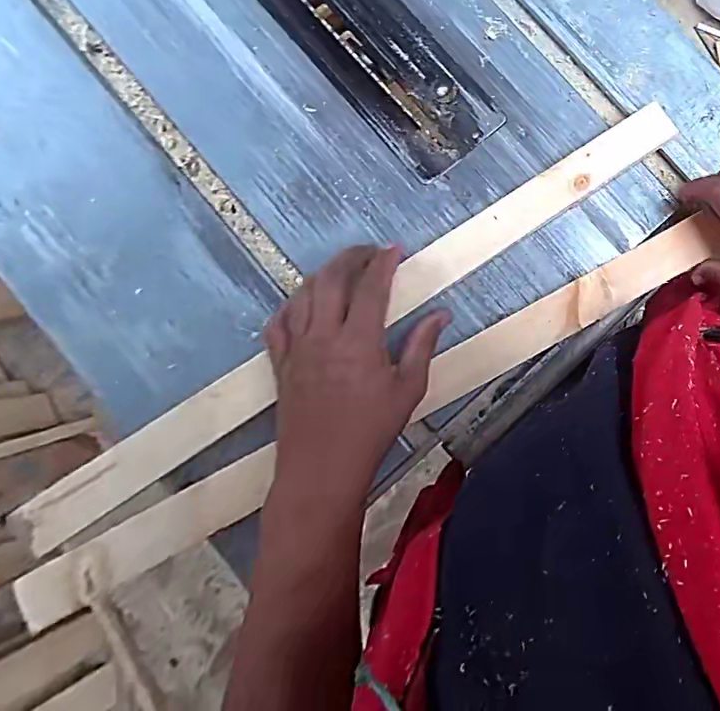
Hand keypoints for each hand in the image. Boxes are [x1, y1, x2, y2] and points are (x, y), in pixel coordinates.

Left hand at [263, 245, 450, 494]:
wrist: (321, 469)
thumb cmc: (372, 429)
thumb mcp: (409, 388)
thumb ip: (422, 345)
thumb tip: (440, 314)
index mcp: (359, 342)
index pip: (371, 288)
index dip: (383, 263)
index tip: (395, 249)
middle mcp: (323, 338)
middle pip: (330, 281)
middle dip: (350, 258)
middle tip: (369, 251)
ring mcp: (297, 350)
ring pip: (302, 296)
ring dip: (322, 275)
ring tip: (341, 269)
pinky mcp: (281, 365)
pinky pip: (278, 324)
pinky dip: (292, 304)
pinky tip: (304, 302)